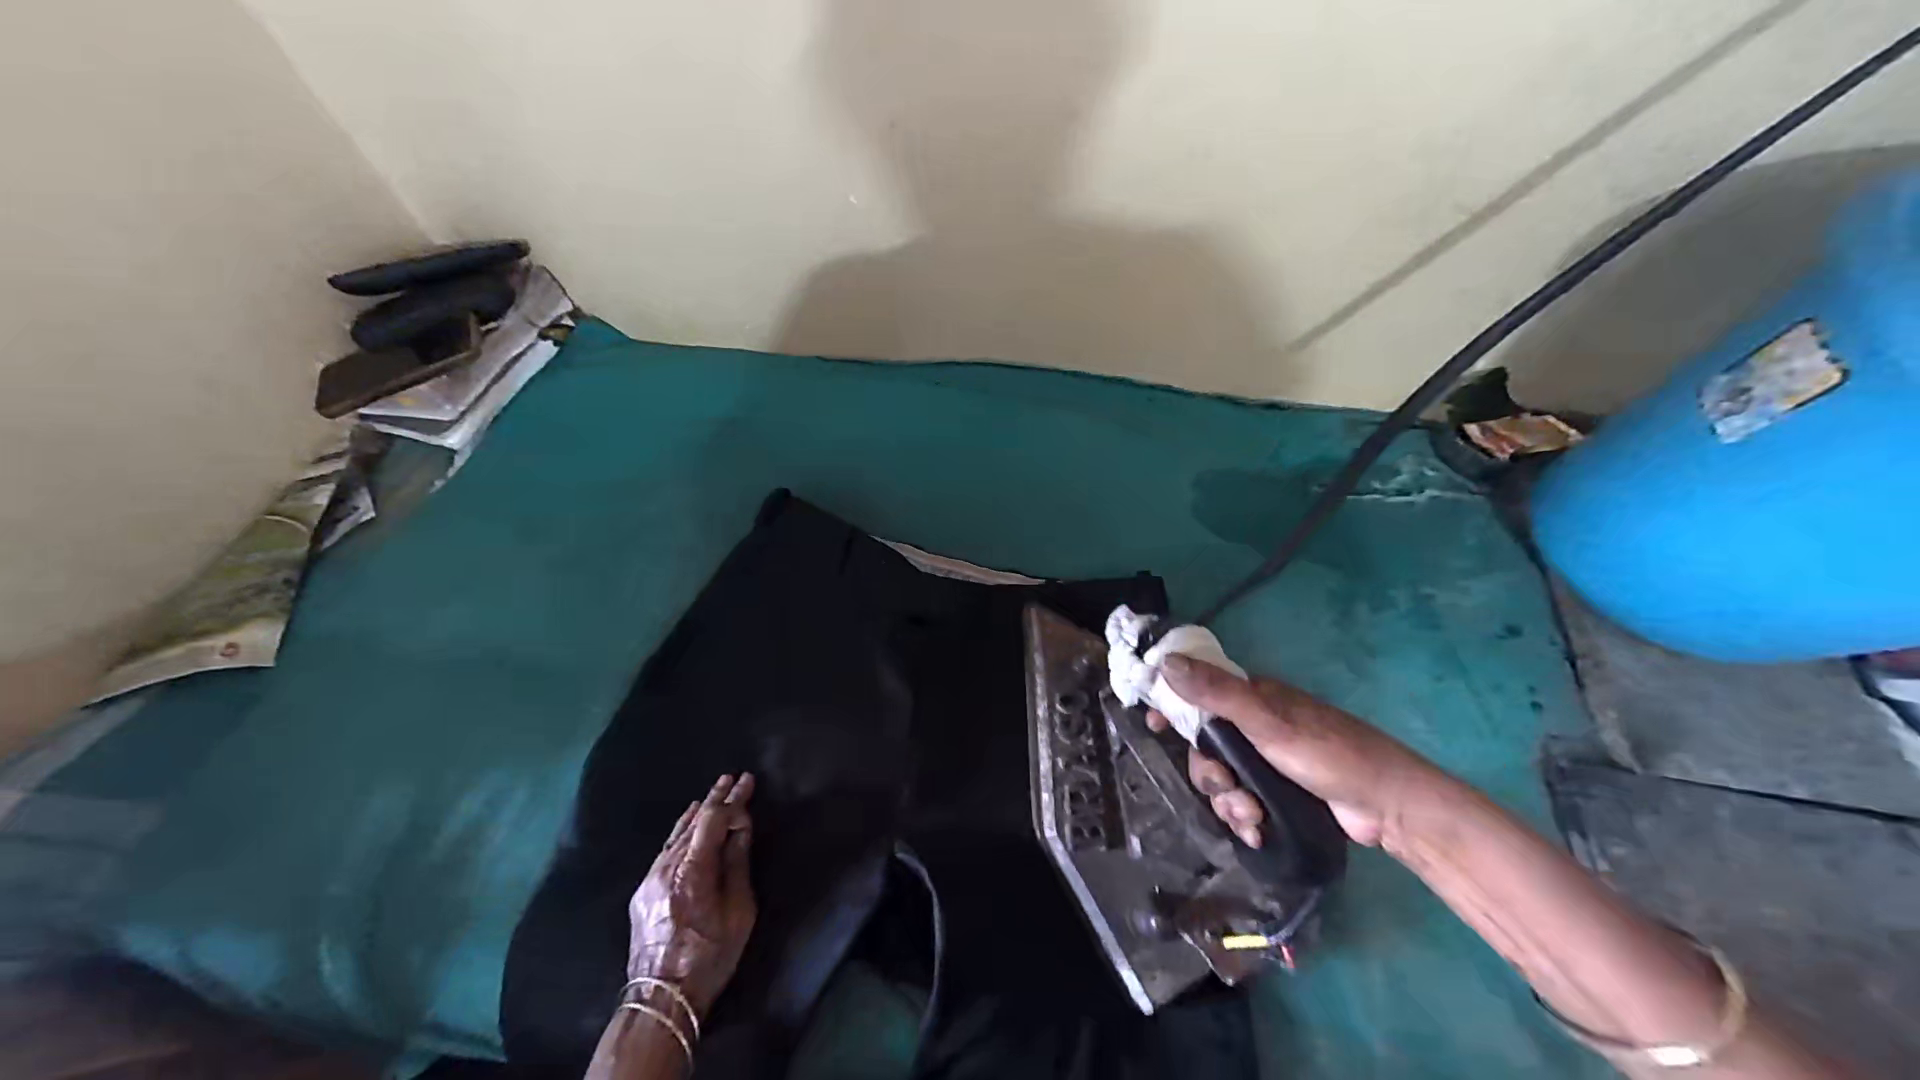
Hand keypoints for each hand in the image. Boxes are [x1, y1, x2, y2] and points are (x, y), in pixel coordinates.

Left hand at [627, 773, 757, 1019]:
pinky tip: (687, 824)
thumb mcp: (739, 911)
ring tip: (712, 793)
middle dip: (716, 799)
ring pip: (676, 834)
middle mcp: (665, 868)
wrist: (660, 1000)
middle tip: (733, 778)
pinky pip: (665, 850)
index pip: (713, 821)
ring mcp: (649, 879)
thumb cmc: (710, 956)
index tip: (747, 782)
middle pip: (694, 823)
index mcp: (692, 872)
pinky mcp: (642, 892)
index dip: (732, 800)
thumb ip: (737, 864)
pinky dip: (681, 832)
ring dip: (697, 813)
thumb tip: (741, 828)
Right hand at [1148, 655, 1441, 848]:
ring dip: (1228, 802)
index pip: (1199, 693)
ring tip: (1251, 817)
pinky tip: (1257, 831)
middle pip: (1205, 746)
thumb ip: (1216, 693)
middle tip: (1226, 789)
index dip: (1174, 708)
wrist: (1388, 806)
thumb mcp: (1267, 721)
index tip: (1154, 726)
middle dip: (1209, 774)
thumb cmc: (1328, 753)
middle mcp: (1255, 726)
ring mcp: (1267, 761)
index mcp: (1252, 698)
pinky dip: (1244, 818)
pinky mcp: (1278, 793)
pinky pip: (1242, 802)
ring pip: (1222, 779)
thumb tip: (1166, 663)